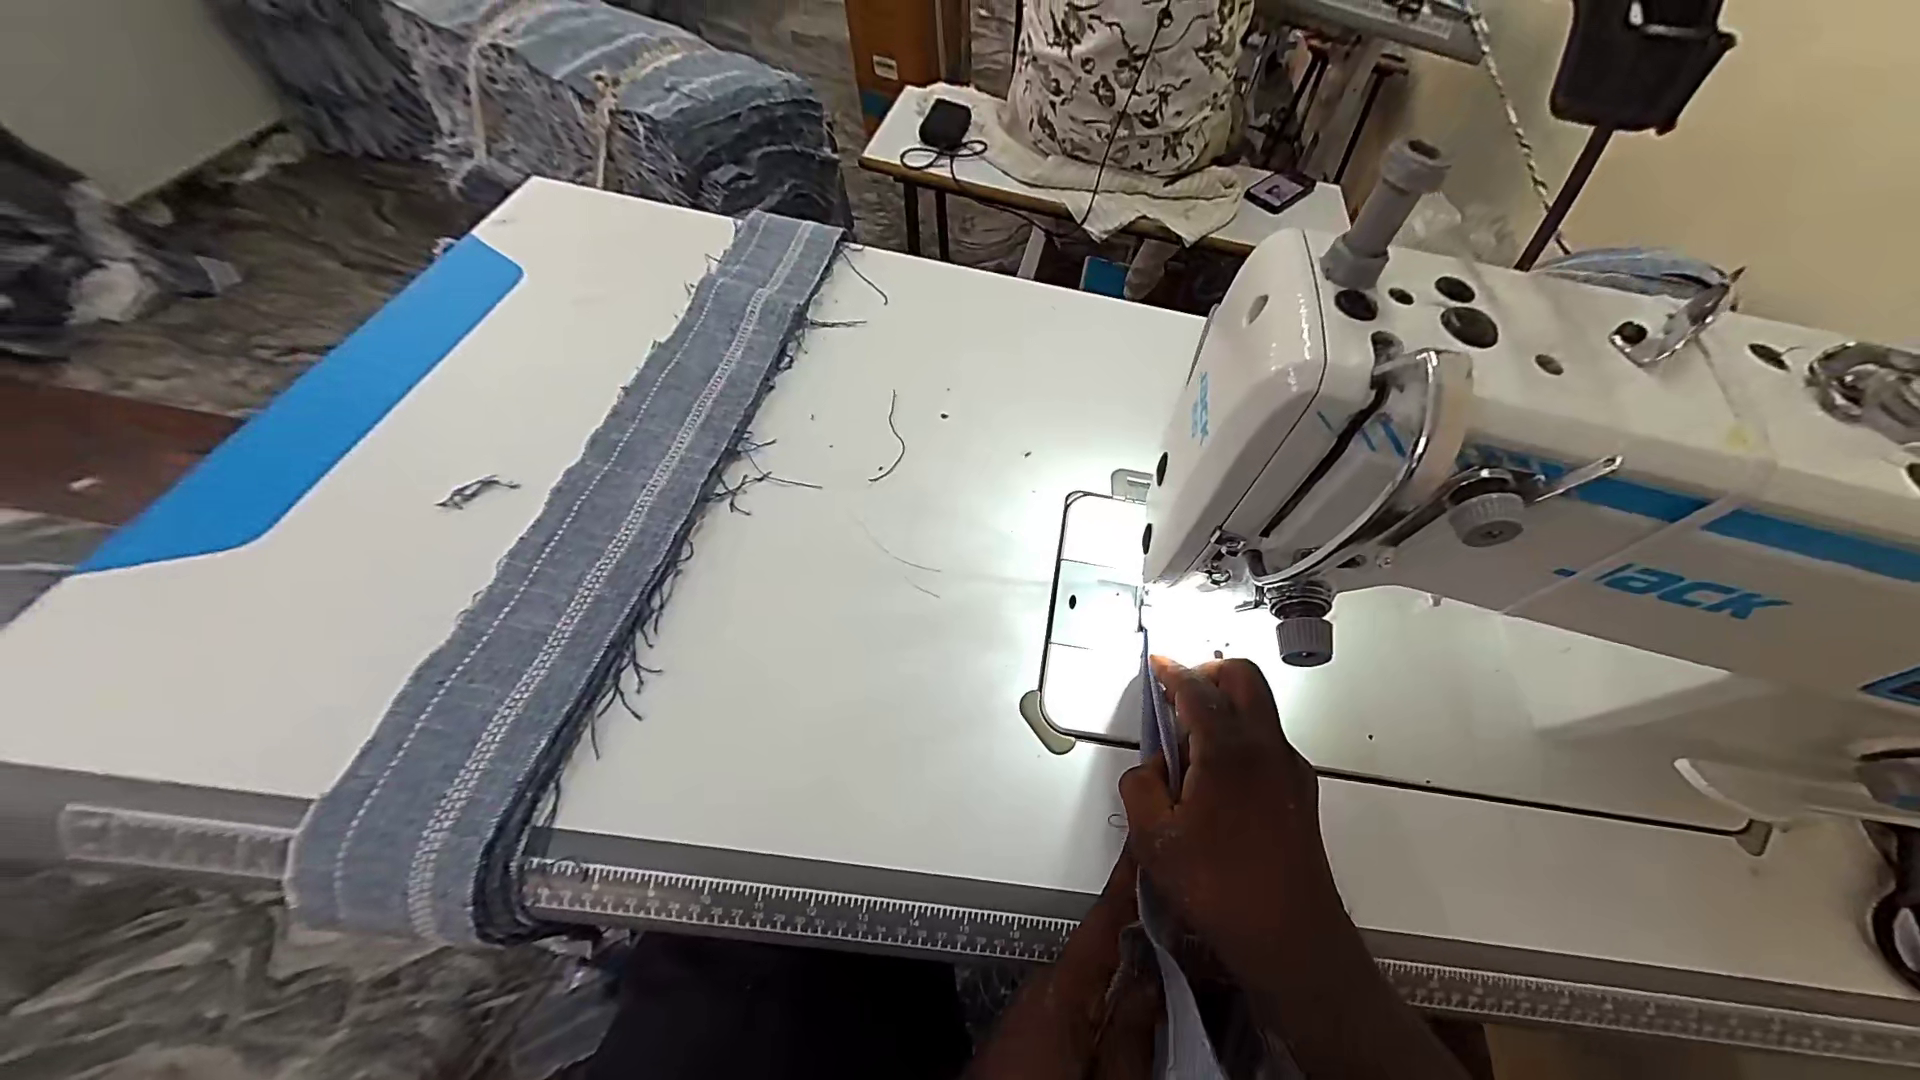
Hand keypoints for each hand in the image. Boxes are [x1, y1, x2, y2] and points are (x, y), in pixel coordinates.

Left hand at [963, 852, 1160, 1079]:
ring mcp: (1038, 999)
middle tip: (1179, 907)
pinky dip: (1107, 982)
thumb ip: (1133, 1032)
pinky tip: (1132, 992)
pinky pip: (1080, 988)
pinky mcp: (1035, 1017)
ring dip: (1125, 954)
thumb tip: (1153, 981)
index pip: (1102, 918)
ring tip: (1167, 946)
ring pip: (1093, 965)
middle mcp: (1047, 983)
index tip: (1142, 840)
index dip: (1127, 879)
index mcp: (1064, 988)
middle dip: (1138, 923)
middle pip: (1101, 940)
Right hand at [1119, 656, 1343, 978]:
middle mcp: (1267, 750)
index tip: (1157, 664)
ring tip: (1186, 743)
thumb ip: (1140, 787)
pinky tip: (1212, 775)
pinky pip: (1264, 739)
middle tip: (1175, 693)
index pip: (1197, 689)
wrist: (1293, 942)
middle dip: (1206, 673)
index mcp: (1230, 752)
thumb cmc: (1222, 890)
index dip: (1171, 670)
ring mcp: (1289, 770)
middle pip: (1243, 678)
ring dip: (1222, 704)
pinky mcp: (1298, 791)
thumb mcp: (1154, 840)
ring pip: (1258, 707)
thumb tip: (1151, 769)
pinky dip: (1236, 733)